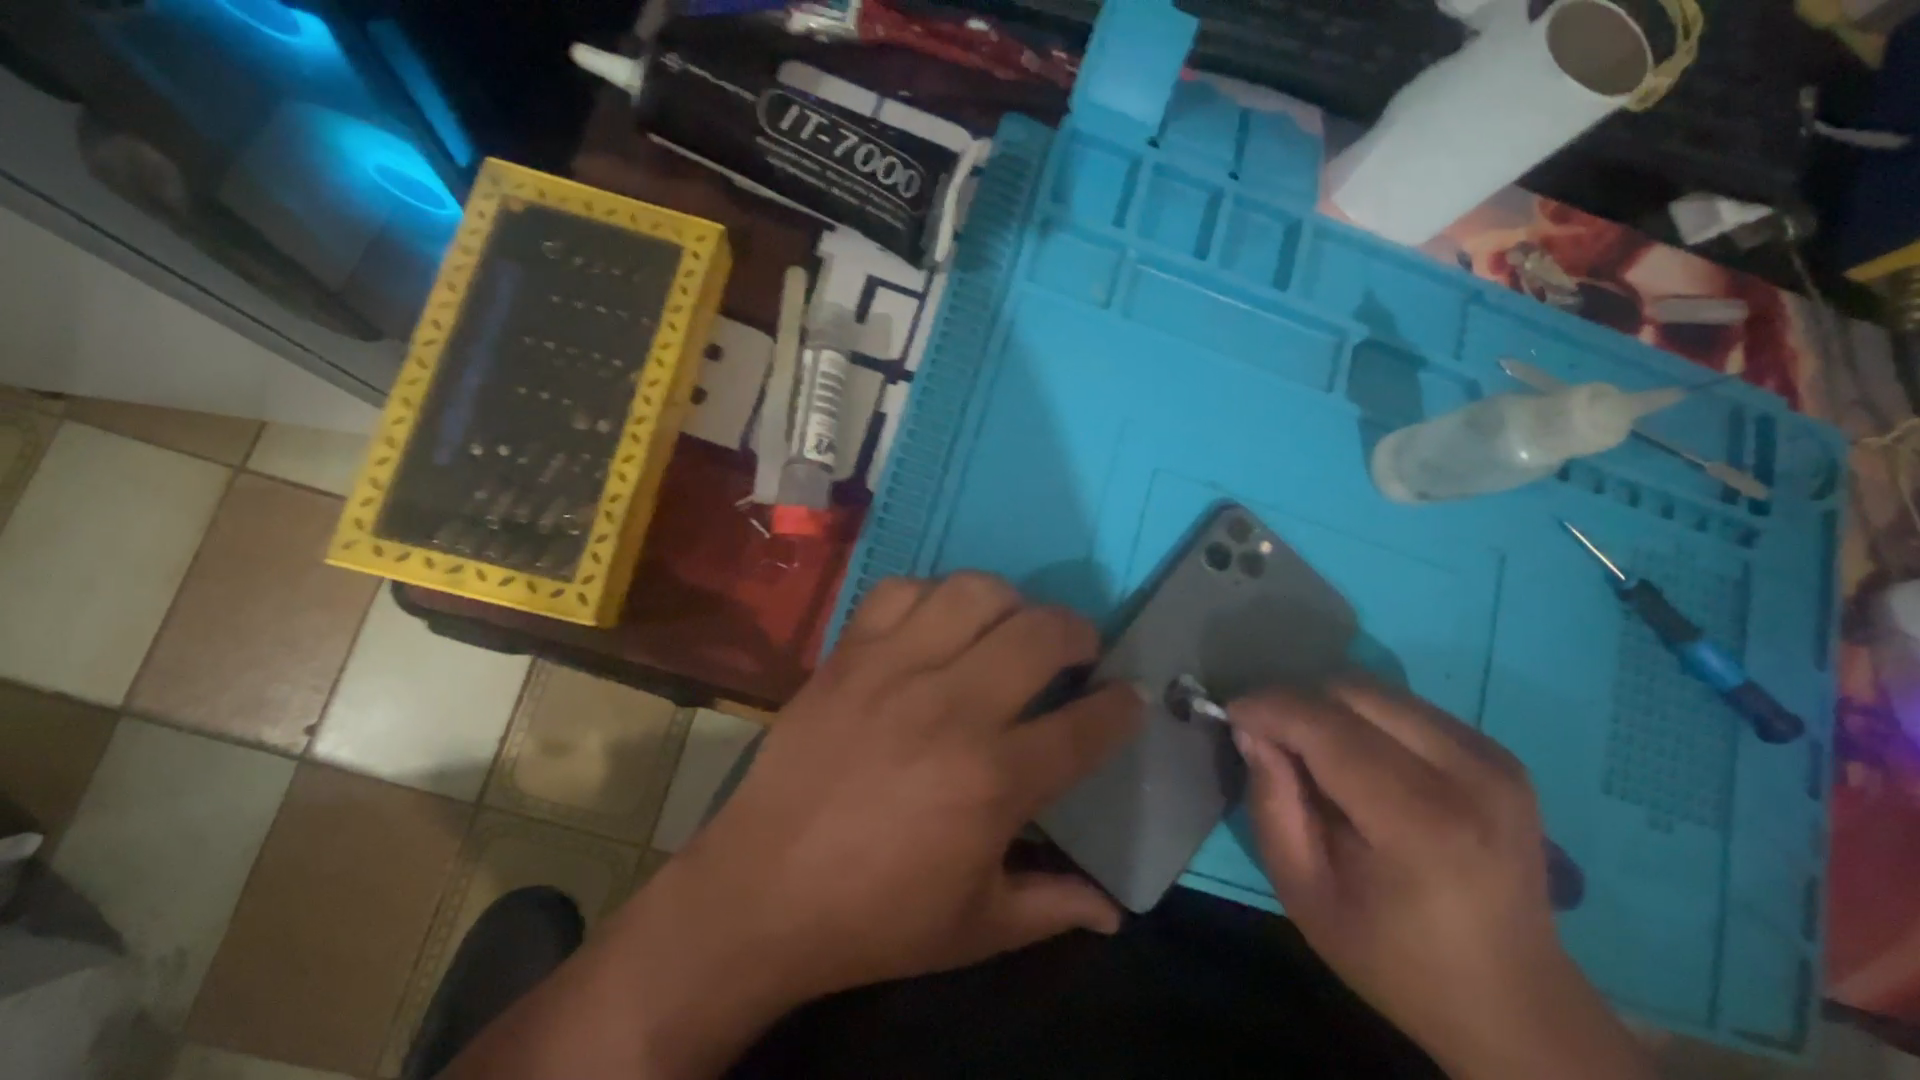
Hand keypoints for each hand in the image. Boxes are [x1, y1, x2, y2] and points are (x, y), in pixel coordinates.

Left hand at [649, 573, 1142, 997]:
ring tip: (1010, 630)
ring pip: (974, 593)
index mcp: (995, 780)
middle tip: (1077, 654)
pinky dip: (931, 596)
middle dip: (1079, 634)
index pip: (1086, 725)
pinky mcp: (845, 657)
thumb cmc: (875, 919)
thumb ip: (1055, 907)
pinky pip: (899, 592)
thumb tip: (1116, 909)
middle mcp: (952, 708)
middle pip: (1042, 633)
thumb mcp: (977, 929)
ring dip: (1011, 603)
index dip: (1120, 708)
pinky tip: (937, 624)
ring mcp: (893, 671)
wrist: (761, 894)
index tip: (1128, 700)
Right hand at [1230, 681, 1651, 1079]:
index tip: (1232, 713)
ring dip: (1334, 711)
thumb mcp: (1305, 894)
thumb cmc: (1395, 959)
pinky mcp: (1502, 756)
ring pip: (1383, 692)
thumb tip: (1253, 732)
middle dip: (1300, 704)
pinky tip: (1363, 766)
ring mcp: (1494, 759)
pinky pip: (1412, 710)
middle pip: (1356, 693)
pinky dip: (1370, 722)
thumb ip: (1273, 805)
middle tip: (1271, 741)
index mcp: (1420, 822)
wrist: (1512, 998)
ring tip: (1315, 756)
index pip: (1328, 727)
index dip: (1271, 707)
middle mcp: (1468, 773)